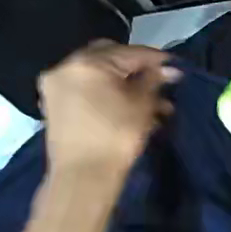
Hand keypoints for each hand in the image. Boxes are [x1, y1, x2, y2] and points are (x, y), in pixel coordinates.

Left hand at [37, 41, 176, 178]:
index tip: (176, 67)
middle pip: (108, 57)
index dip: (156, 60)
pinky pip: (85, 89)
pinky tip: (126, 108)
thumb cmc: (116, 137)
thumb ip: (154, 80)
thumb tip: (167, 69)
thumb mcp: (142, 105)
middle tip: (158, 81)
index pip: (130, 53)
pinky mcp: (54, 106)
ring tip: (149, 103)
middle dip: (135, 67)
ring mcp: (56, 86)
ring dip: (122, 83)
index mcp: (88, 63)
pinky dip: (105, 93)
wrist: (82, 179)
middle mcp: (65, 67)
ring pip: (97, 75)